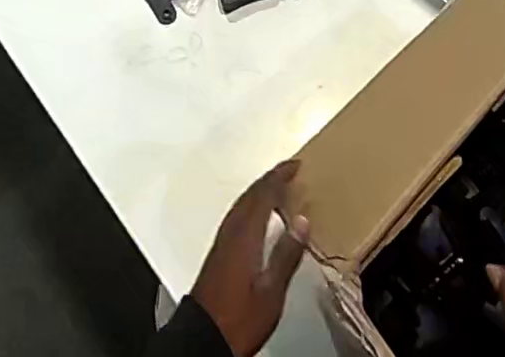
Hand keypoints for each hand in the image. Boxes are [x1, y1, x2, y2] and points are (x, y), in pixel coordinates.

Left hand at [188, 160, 310, 356]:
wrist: (203, 339)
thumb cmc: (239, 318)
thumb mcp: (271, 292)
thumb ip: (286, 254)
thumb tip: (302, 222)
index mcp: (245, 234)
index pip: (264, 193)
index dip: (280, 176)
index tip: (296, 165)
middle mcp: (231, 230)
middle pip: (251, 194)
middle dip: (270, 178)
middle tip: (289, 170)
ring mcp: (222, 239)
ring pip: (243, 202)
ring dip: (260, 189)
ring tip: (277, 186)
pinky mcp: (218, 250)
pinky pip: (237, 213)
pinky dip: (251, 203)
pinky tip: (257, 214)